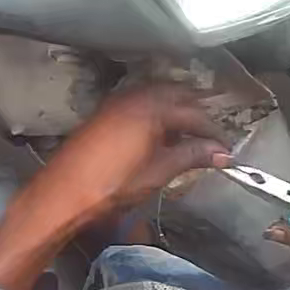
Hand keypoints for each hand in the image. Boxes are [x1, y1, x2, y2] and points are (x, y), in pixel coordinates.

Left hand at [0, 84, 229, 289]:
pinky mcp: (104, 113)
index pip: (195, 114)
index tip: (225, 150)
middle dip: (197, 115)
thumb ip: (191, 156)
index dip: (213, 133)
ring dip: (175, 112)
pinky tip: (158, 136)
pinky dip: (155, 114)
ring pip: (157, 97)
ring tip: (187, 137)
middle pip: (177, 96)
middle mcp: (135, 97)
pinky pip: (139, 103)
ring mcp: (117, 103)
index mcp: (153, 108)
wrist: (64, 193)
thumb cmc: (112, 185)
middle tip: (210, 139)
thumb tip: (220, 153)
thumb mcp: (159, 172)